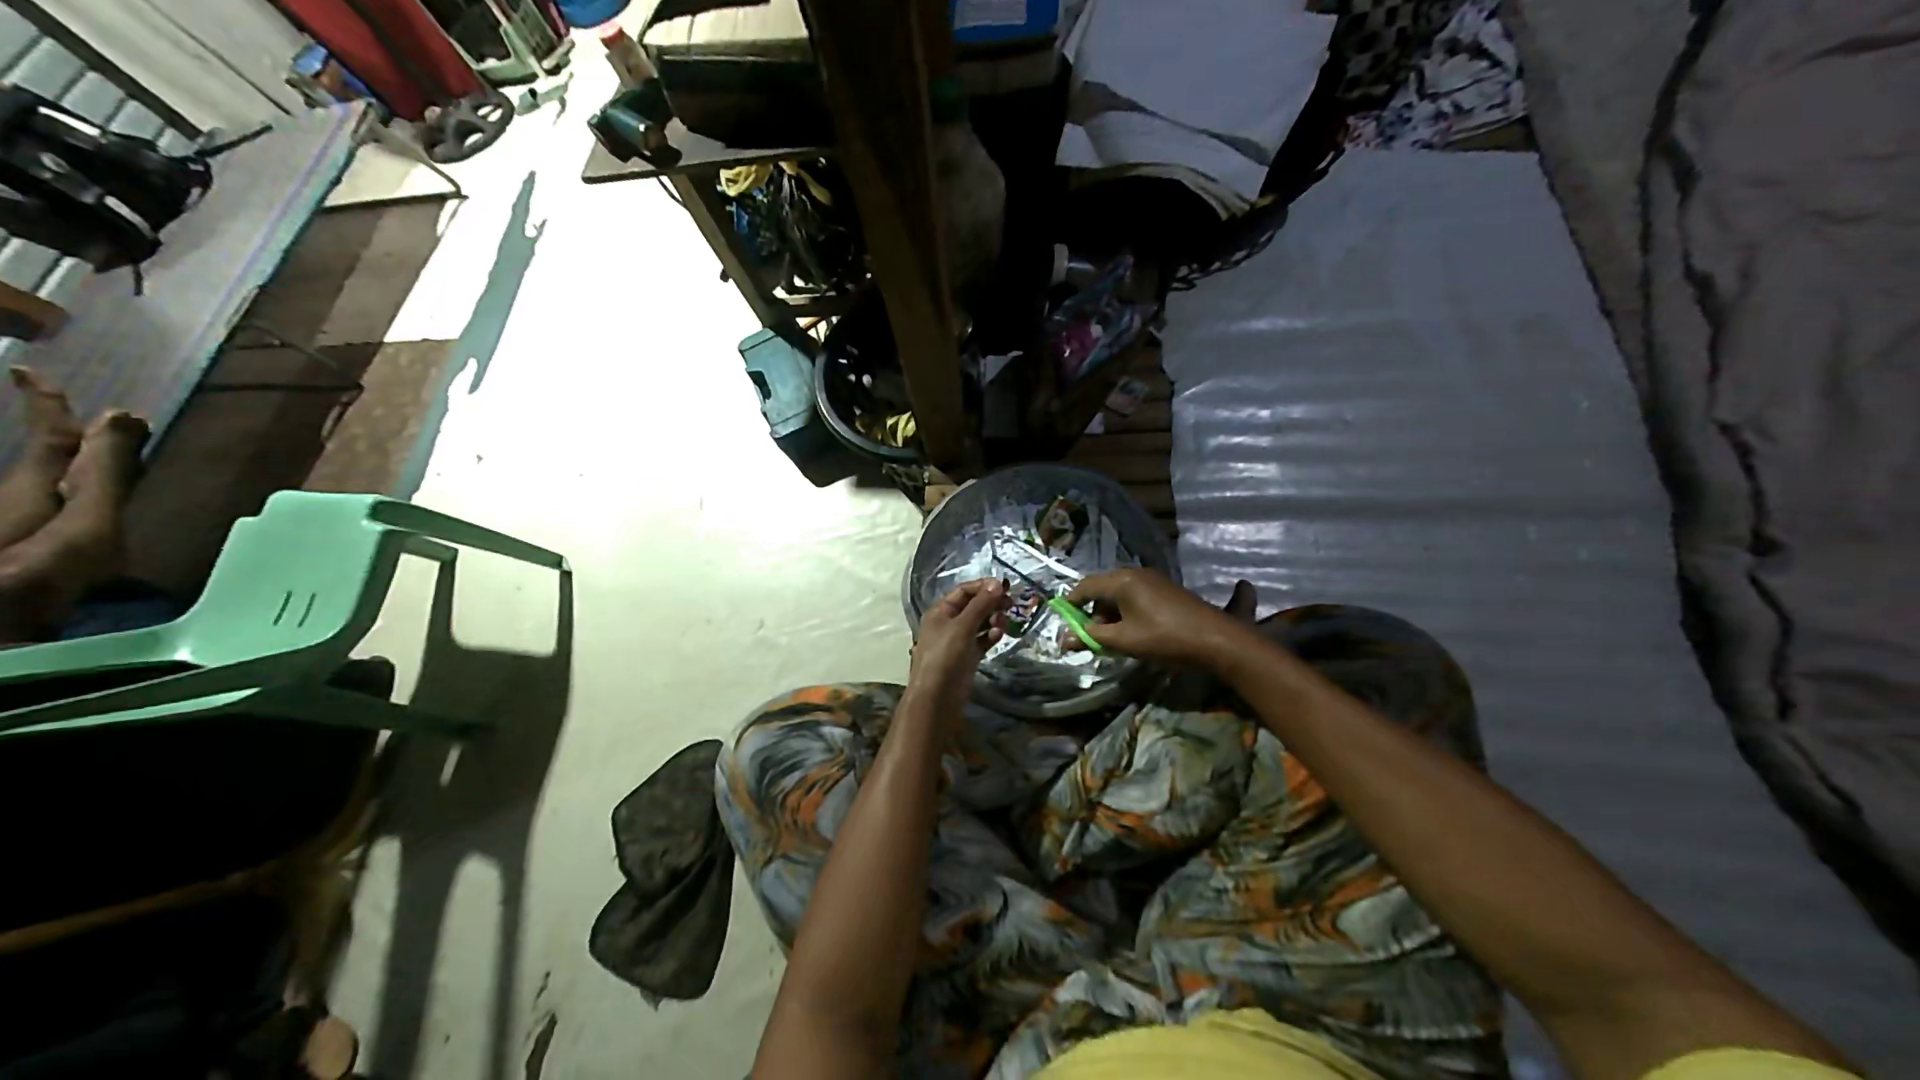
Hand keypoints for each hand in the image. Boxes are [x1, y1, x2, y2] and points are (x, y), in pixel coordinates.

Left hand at [908, 579, 1007, 721]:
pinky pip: (982, 640)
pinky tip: (999, 636)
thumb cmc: (945, 657)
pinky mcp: (967, 656)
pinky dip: (990, 636)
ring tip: (1003, 624)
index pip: (964, 591)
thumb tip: (998, 583)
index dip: (984, 587)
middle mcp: (948, 623)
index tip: (1005, 587)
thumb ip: (980, 604)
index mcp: (940, 611)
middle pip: (973, 606)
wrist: (937, 698)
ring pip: (979, 623)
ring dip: (993, 620)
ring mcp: (957, 641)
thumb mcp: (962, 626)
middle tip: (1010, 605)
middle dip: (991, 603)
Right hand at [1067, 569, 1249, 668]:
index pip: (1085, 587)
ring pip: (1119, 592)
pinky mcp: (1166, 589)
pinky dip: (1126, 610)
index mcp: (1122, 581)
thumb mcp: (1124, 641)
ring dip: (1110, 613)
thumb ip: (1092, 637)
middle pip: (1102, 588)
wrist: (1216, 640)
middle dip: (1092, 611)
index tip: (1064, 623)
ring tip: (1113, 638)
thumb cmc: (1164, 638)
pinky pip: (1135, 595)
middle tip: (1092, 636)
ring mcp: (1153, 579)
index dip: (1071, 604)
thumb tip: (1065, 640)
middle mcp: (1135, 573)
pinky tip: (1132, 631)